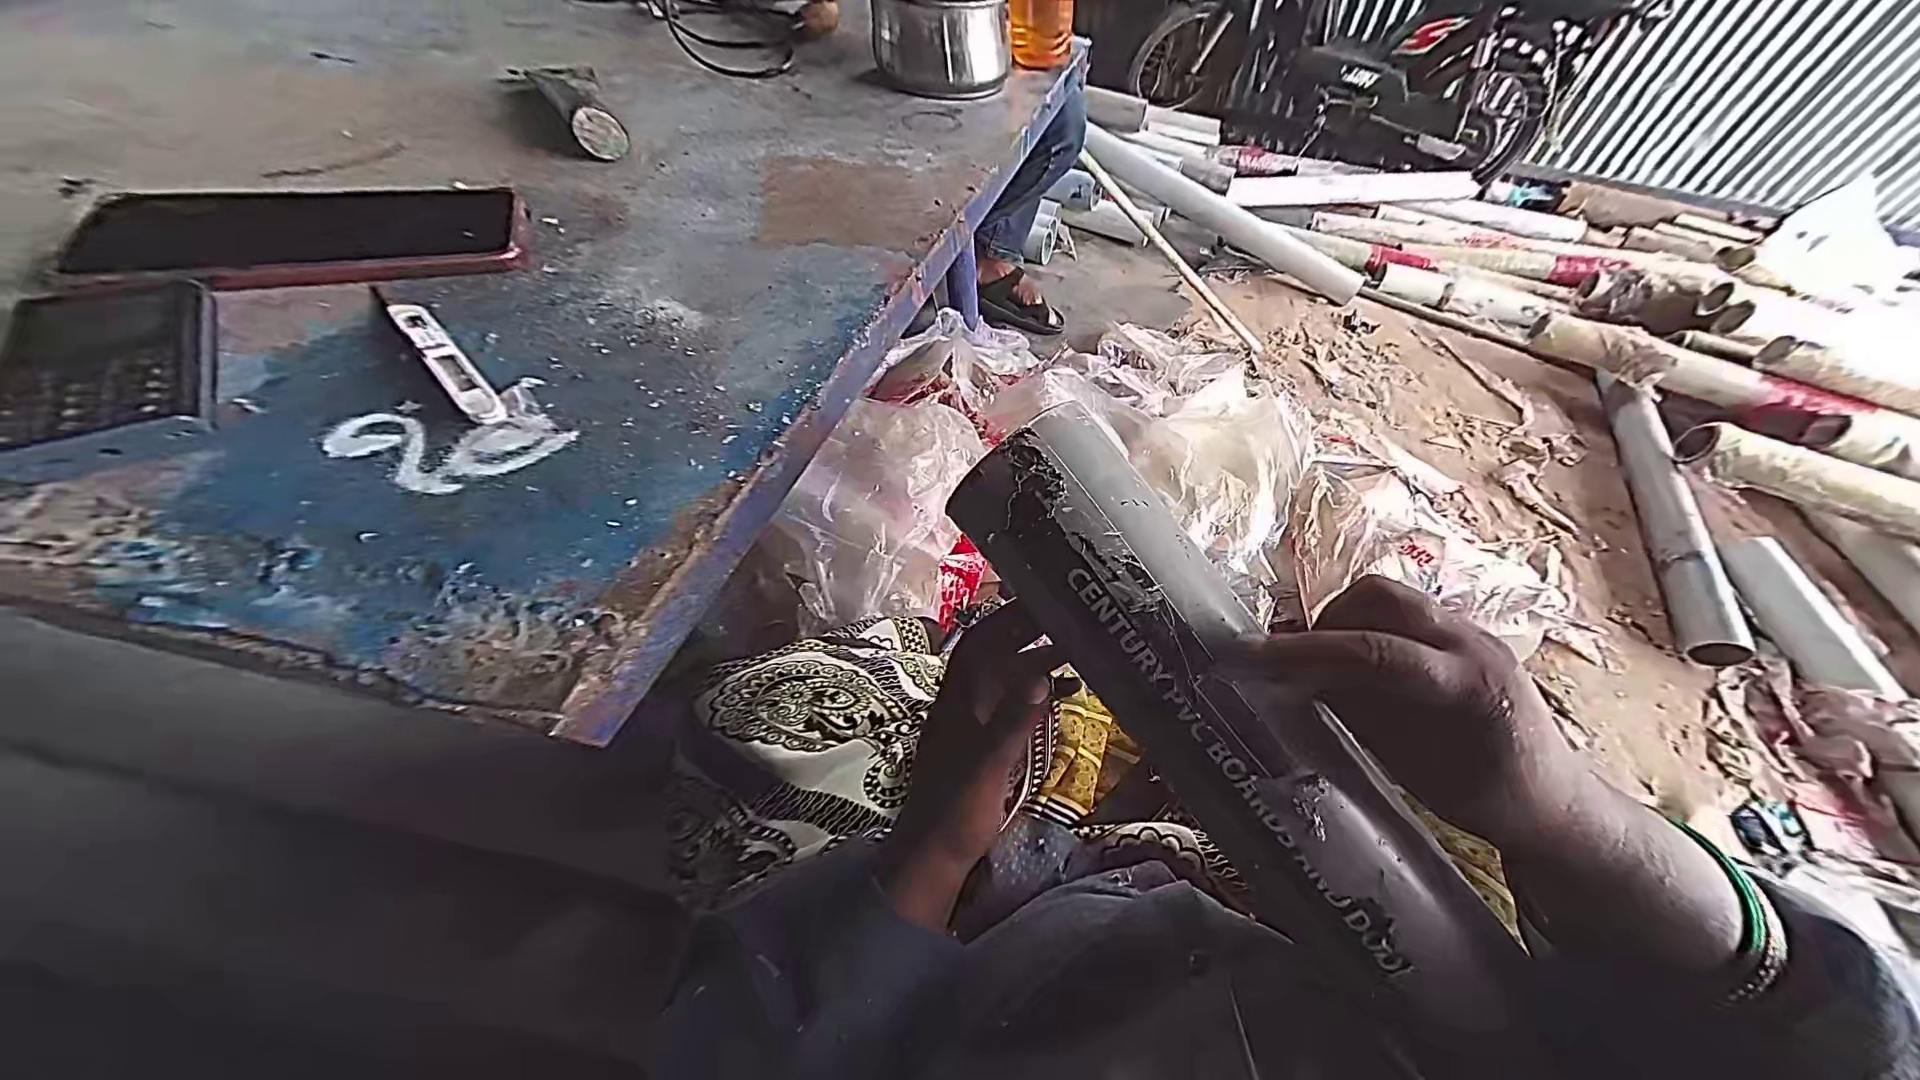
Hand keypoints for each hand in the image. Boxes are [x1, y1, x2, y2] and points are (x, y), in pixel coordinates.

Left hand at [877, 602, 1068, 929]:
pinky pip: (1015, 702)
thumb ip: (1012, 722)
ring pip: (1008, 676)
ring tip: (1075, 646)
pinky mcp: (988, 739)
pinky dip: (1037, 690)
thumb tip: (1040, 676)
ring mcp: (977, 719)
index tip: (1041, 598)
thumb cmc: (956, 808)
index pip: (981, 641)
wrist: (936, 853)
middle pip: (997, 652)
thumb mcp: (986, 765)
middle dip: (1029, 630)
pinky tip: (1062, 688)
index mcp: (959, 697)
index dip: (1008, 616)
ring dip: (1037, 658)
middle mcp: (967, 699)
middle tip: (1068, 615)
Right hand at [1218, 575, 1580, 845]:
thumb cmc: (1483, 794)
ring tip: (1329, 657)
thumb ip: (1354, 708)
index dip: (1307, 650)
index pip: (1373, 648)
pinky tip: (1358, 660)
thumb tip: (1294, 679)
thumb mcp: (1408, 761)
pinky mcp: (1465, 633)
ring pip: (1389, 593)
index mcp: (1466, 684)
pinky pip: (1402, 609)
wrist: (1556, 800)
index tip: (1258, 655)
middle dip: (1326, 619)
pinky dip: (1366, 623)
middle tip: (1302, 657)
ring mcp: (1472, 632)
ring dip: (1344, 616)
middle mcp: (1472, 643)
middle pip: (1379, 596)